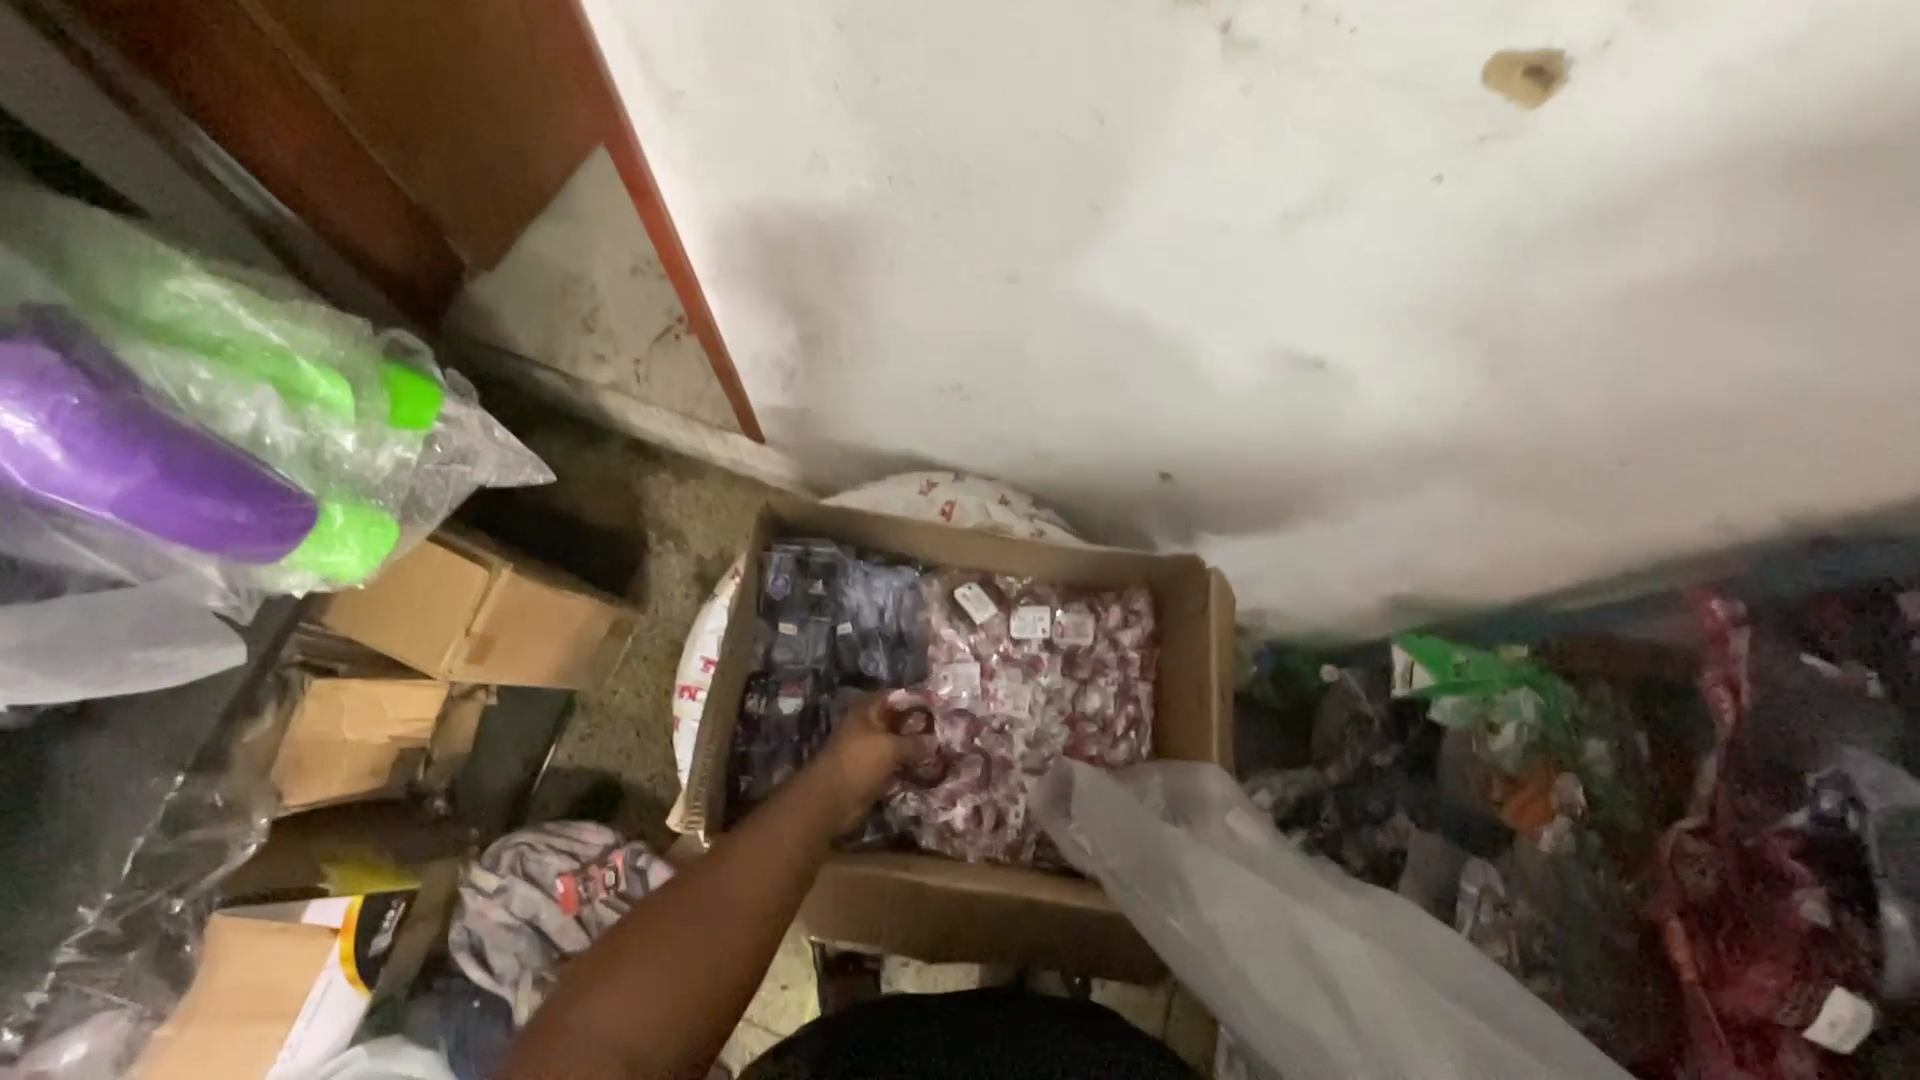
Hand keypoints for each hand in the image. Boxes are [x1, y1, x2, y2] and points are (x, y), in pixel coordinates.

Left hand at [811, 692, 933, 829]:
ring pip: (897, 744)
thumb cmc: (859, 762)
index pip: (894, 697)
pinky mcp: (871, 771)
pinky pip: (894, 764)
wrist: (831, 800)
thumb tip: (936, 741)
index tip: (939, 705)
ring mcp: (868, 750)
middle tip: (945, 729)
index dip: (915, 699)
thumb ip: (915, 742)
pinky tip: (928, 768)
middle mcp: (866, 726)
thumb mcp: (890, 748)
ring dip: (915, 748)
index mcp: (866, 711)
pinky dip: (908, 766)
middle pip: (897, 721)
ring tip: (941, 749)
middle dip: (919, 725)